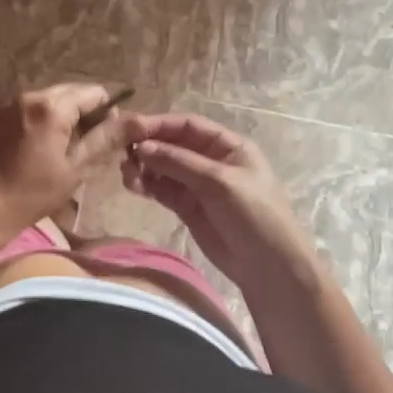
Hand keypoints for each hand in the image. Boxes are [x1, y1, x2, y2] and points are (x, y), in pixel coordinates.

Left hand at [0, 83, 137, 236]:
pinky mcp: (1, 114)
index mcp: (52, 107)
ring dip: (66, 115)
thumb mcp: (75, 168)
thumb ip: (105, 139)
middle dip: (86, 111)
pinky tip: (47, 144)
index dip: (108, 111)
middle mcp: (31, 95)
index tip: (108, 137)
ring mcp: (13, 103)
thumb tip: (138, 120)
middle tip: (91, 143)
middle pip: (71, 92)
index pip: (93, 93)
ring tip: (70, 146)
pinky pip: (34, 106)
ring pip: (53, 98)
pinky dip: (47, 118)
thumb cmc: (35, 192)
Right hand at [123, 113, 319, 289]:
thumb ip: (178, 161)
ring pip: (162, 167)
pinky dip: (146, 185)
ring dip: (143, 167)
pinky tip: (133, 186)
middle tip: (122, 153)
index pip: (187, 125)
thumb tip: (140, 146)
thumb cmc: (254, 215)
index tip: (130, 128)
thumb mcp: (219, 182)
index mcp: (227, 146)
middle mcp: (210, 160)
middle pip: (171, 144)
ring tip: (127, 176)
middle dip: (147, 147)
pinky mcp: (187, 207)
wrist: (269, 268)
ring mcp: (197, 185)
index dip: (159, 124)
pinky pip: (161, 189)